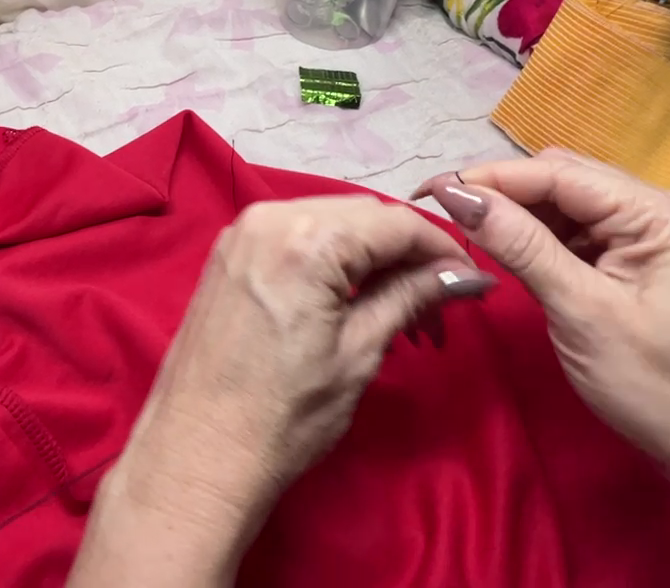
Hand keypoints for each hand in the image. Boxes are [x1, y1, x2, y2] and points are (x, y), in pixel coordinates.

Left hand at [69, 196, 494, 586]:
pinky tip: (352, 298)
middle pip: (362, 216)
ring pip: (331, 221)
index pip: (394, 222)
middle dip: (405, 255)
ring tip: (399, 313)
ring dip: (370, 257)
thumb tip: (466, 276)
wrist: (197, 454)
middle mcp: (269, 216)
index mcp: (304, 237)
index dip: (441, 250)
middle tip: (435, 311)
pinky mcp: (230, 250)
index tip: (472, 285)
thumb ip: (411, 296)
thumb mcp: (359, 352)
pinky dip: (332, 258)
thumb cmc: (283, 416)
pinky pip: (297, 234)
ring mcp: (243, 230)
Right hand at [415, 150, 669, 586]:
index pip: (556, 173)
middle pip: (558, 178)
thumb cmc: (659, 390)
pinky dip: (533, 236)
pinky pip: (571, 229)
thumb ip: (519, 245)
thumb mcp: (581, 313)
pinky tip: (506, 250)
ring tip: (467, 231)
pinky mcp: (631, 257)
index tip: (429, 190)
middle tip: (444, 214)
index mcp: (657, 214)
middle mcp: (654, 208)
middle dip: (499, 192)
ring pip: (560, 201)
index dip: (489, 178)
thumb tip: (455, 193)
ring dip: (513, 213)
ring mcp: (645, 232)